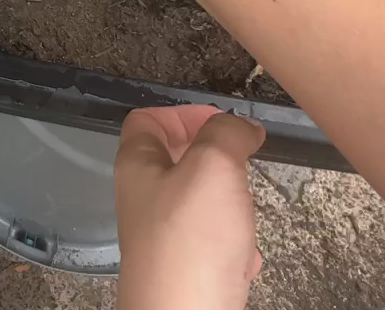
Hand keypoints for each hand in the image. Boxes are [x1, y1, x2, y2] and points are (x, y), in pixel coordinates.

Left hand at [115, 106, 264, 309]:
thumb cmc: (191, 238)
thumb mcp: (213, 167)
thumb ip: (227, 135)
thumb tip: (241, 123)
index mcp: (137, 164)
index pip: (148, 120)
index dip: (183, 113)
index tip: (222, 121)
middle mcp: (142, 196)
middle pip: (173, 159)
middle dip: (211, 158)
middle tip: (242, 162)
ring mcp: (160, 236)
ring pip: (195, 203)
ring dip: (225, 202)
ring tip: (246, 208)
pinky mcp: (183, 270)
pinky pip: (209, 245)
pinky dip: (231, 244)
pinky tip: (247, 256)